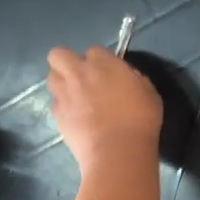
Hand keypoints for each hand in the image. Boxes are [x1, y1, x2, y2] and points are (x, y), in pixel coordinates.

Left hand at [47, 45, 162, 174]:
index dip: (100, 60)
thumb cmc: (140, 118)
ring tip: (76, 95)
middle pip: (58, 54)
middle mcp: (78, 74)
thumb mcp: (148, 92)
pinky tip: (77, 117)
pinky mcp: (57, 115)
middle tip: (82, 76)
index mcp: (103, 64)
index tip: (109, 71)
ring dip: (62, 82)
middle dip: (67, 61)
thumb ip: (133, 78)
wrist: (117, 150)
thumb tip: (125, 77)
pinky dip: (63, 106)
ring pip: (52, 77)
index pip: (94, 49)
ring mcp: (64, 94)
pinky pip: (55, 102)